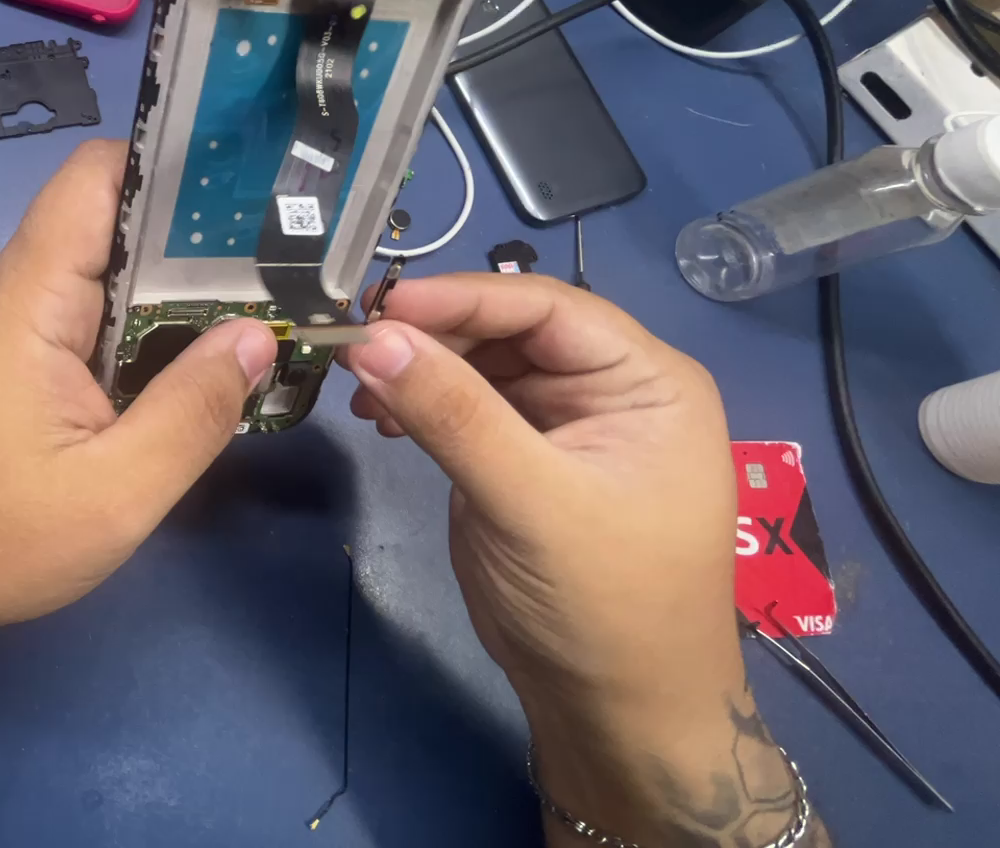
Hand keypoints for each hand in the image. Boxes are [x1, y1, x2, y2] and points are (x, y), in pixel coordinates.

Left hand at [0, 141, 276, 682]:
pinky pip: (81, 313)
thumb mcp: (115, 495)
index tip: (246, 191)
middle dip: (189, 232)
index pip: (91, 181)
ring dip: (168, 282)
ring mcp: (6, 324)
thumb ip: (190, 412)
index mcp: (25, 302)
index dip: (165, 168)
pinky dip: (136, 322)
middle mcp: (10, 293)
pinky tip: (185, 352)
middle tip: (278, 260)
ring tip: (252, 301)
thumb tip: (254, 335)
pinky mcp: (8, 356)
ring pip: (97, 269)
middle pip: (103, 220)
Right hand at [339, 275, 816, 843]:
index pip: (544, 308)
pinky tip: (380, 421)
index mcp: (644, 381)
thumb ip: (451, 413)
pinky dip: (413, 402)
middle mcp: (602, 387)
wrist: (605, 702)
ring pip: (471, 363)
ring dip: (413, 370)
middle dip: (428, 336)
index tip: (379, 308)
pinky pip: (455, 403)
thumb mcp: (528, 500)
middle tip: (356, 350)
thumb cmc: (600, 601)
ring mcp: (554, 419)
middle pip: (502, 329)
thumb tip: (370, 338)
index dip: (460, 298)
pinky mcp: (512, 450)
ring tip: (362, 395)